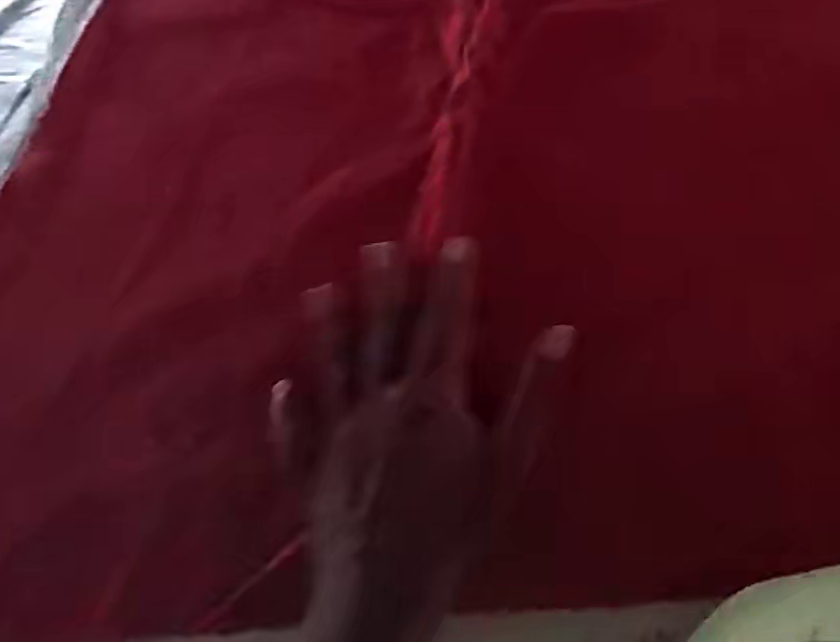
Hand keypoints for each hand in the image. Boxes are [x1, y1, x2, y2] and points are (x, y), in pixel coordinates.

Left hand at [271, 240, 574, 641]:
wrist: (384, 596)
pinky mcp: (310, 472)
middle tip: (378, 245)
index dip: (453, 283)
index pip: (446, 326)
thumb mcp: (511, 458)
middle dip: (385, 288)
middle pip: (385, 337)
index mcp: (433, 400)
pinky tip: (280, 385)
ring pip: (334, 371)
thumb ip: (533, 393)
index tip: (456, 242)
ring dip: (329, 329)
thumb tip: (560, 332)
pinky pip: (295, 431)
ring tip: (320, 290)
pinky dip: (287, 407)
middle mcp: (381, 406)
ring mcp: (339, 437)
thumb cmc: (459, 523)